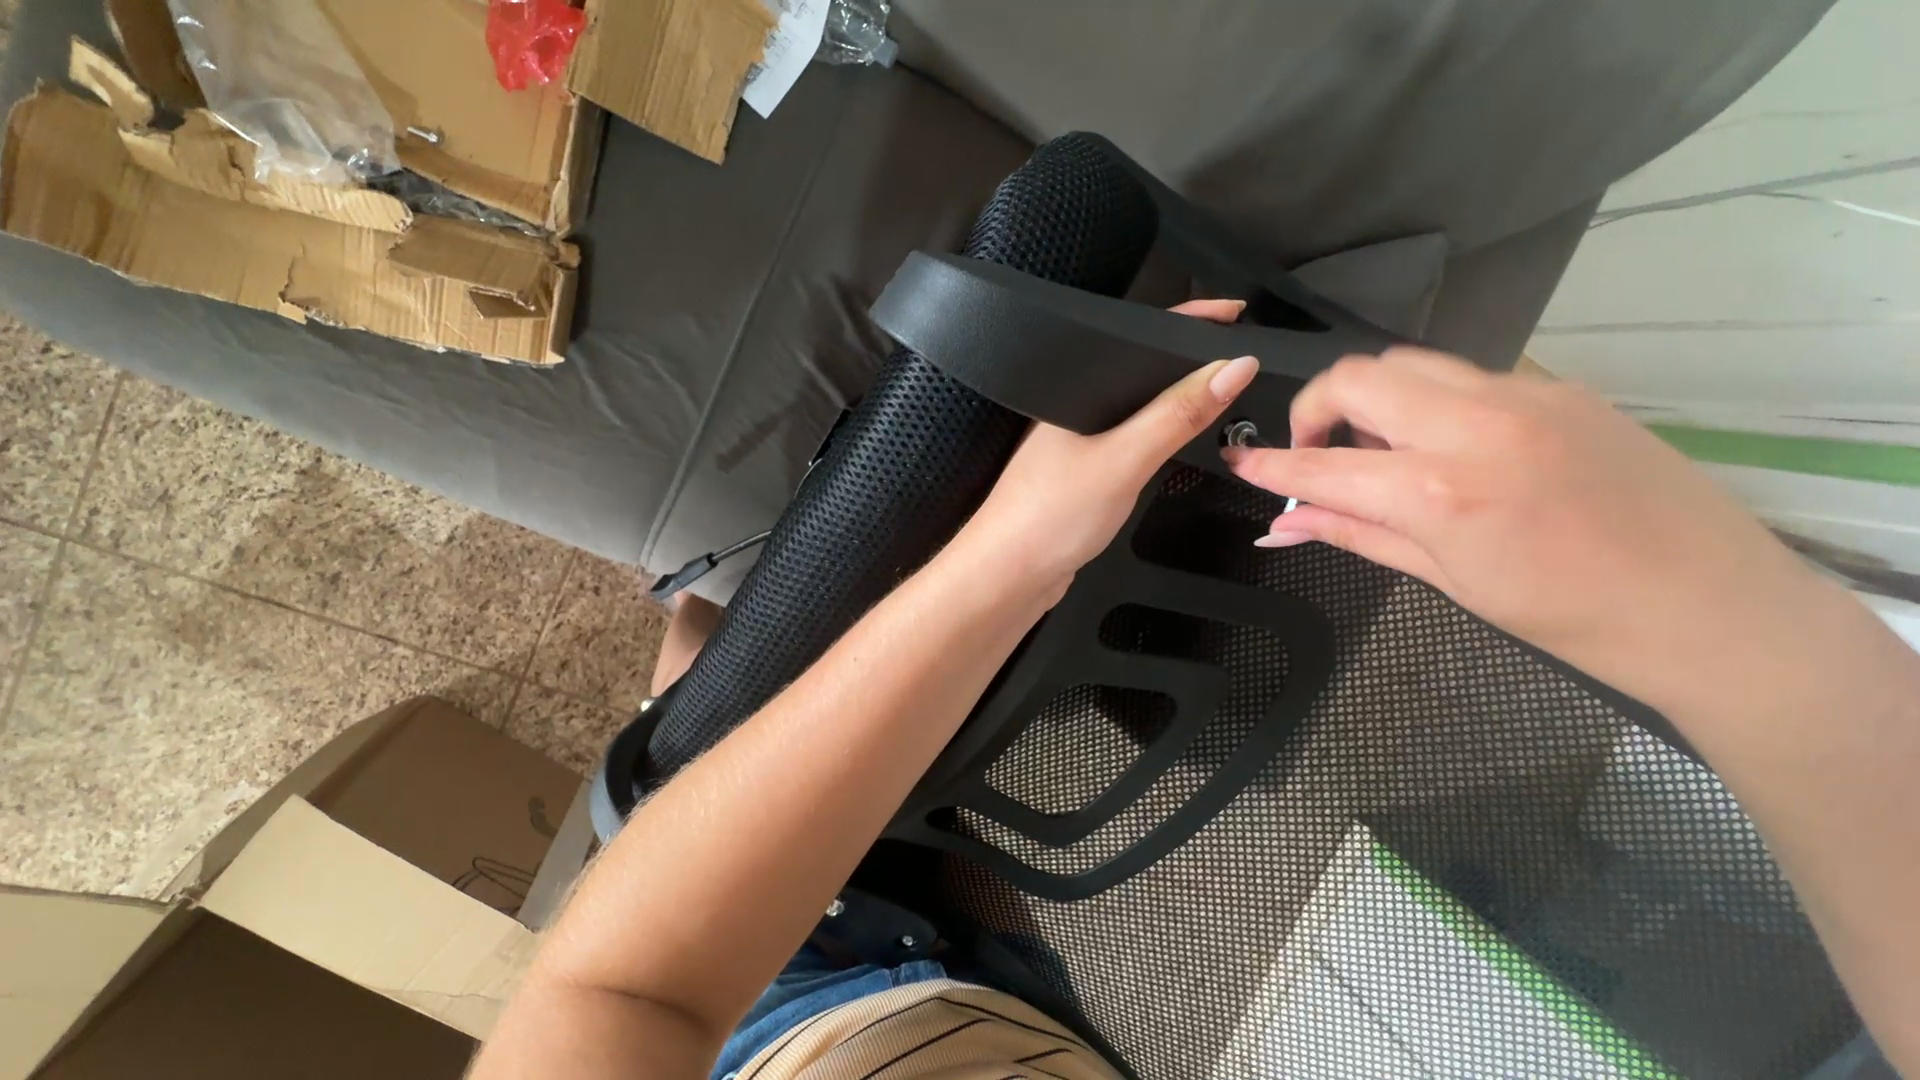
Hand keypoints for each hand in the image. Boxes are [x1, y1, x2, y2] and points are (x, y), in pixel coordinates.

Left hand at [954, 299, 1257, 603]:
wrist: (1008, 578)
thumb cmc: (1044, 519)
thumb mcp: (1123, 460)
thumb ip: (1176, 414)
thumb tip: (1230, 369)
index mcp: (1074, 391)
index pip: (1137, 339)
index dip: (1188, 323)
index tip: (1232, 314)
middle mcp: (1073, 411)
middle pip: (1140, 372)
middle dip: (1188, 361)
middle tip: (1237, 356)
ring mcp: (1076, 442)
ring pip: (1136, 410)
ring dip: (1176, 401)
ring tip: (1221, 392)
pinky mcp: (1082, 473)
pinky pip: (1129, 442)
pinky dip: (1159, 438)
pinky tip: (1177, 442)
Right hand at [1221, 346, 1834, 717]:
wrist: (1710, 608)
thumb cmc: (1570, 617)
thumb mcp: (1449, 580)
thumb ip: (1357, 535)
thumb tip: (1285, 523)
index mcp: (1441, 490)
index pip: (1323, 464)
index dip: (1270, 464)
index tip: (1240, 461)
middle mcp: (1476, 424)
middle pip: (1360, 375)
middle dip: (1317, 405)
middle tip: (1315, 449)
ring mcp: (1525, 396)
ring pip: (1413, 363)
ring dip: (1375, 396)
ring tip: (1383, 449)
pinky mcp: (1561, 389)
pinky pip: (1469, 376)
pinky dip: (1434, 401)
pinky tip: (1450, 448)